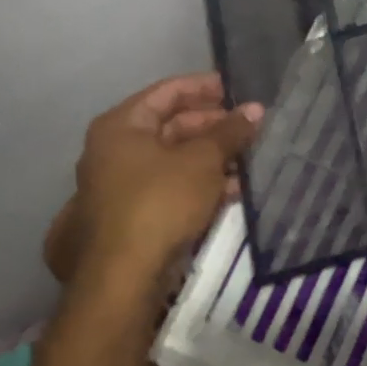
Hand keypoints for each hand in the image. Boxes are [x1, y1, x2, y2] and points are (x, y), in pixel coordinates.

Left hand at [48, 72, 262, 287]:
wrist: (123, 278)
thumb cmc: (161, 202)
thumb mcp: (204, 160)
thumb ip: (230, 131)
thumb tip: (255, 109)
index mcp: (121, 126)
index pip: (168, 91)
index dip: (205, 87)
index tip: (239, 89)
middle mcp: (112, 151)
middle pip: (170, 125)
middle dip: (213, 126)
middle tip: (249, 127)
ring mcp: (116, 186)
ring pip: (172, 159)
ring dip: (210, 157)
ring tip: (247, 159)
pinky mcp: (128, 217)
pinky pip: (168, 187)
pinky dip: (197, 183)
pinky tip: (230, 191)